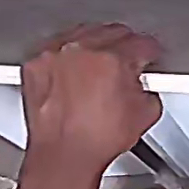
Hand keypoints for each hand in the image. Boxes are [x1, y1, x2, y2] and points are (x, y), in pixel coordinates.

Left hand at [19, 23, 162, 172]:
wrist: (64, 156)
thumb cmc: (97, 139)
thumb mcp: (146, 113)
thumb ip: (149, 88)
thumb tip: (143, 83)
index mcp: (113, 59)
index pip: (142, 42)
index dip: (151, 52)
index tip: (149, 56)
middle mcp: (82, 52)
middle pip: (114, 31)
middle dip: (126, 45)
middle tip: (129, 60)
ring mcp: (55, 55)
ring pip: (85, 32)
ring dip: (98, 44)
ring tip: (103, 62)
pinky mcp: (36, 64)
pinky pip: (57, 46)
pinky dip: (70, 53)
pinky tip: (77, 66)